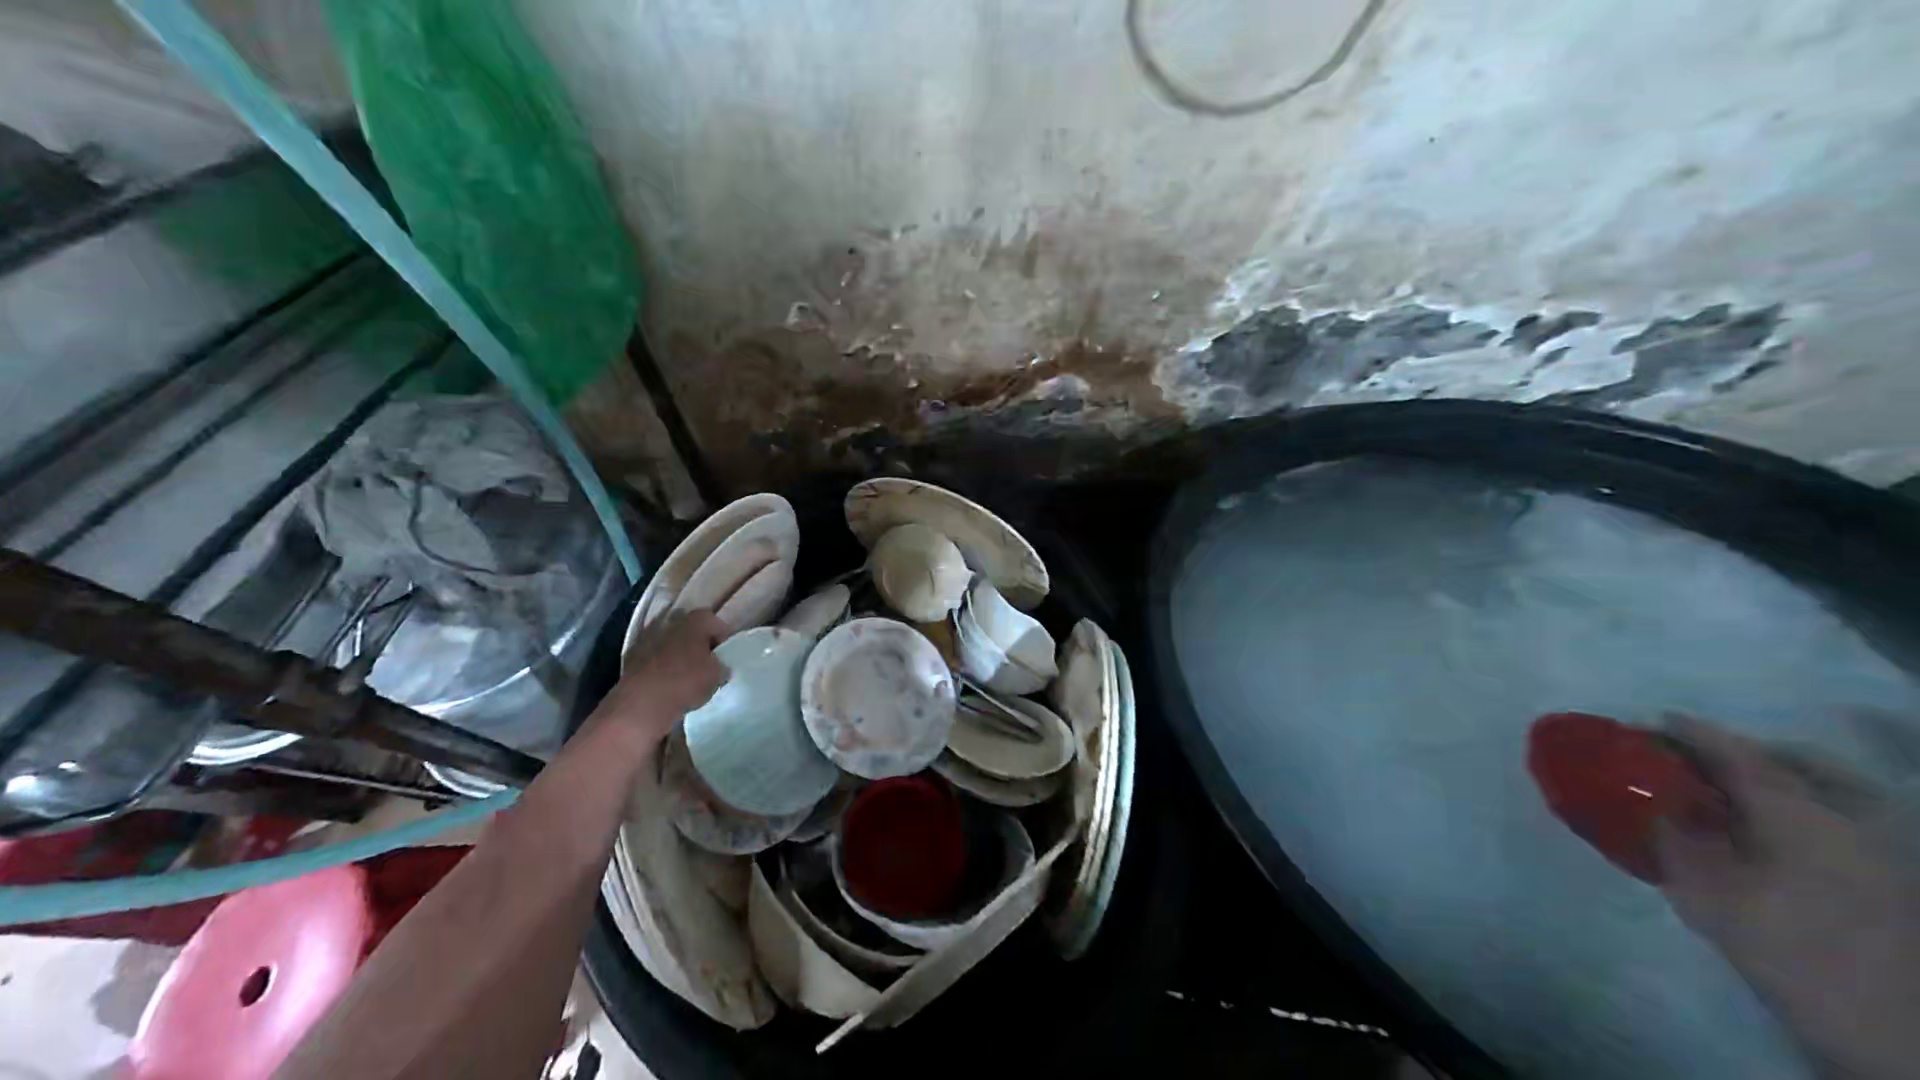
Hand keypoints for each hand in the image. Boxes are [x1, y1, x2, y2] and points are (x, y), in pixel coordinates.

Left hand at [587, 609, 729, 752]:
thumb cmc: (686, 682)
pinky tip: (672, 688)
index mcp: (694, 621)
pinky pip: (657, 662)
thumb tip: (719, 667)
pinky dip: (665, 671)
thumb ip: (722, 666)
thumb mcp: (718, 675)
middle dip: (701, 647)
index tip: (727, 657)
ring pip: (673, 647)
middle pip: (692, 632)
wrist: (641, 705)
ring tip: (691, 680)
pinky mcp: (633, 661)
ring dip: (682, 659)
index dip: (723, 638)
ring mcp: (649, 641)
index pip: (715, 622)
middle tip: (711, 667)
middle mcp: (671, 624)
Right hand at [1656, 718, 1919, 1079]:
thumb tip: (1652, 803)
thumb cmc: (1789, 947)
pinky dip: (1798, 811)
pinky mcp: (1892, 880)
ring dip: (1773, 782)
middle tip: (1693, 759)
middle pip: (1795, 764)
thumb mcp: (1710, 894)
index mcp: (1798, 811)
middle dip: (1742, 753)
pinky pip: (1837, 821)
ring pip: (1824, 792)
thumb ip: (1676, 839)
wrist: (1895, 1033)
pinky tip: (1770, 834)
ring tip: (1728, 795)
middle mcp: (1848, 817)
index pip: (1737, 754)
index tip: (1654, 720)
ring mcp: (1880, 849)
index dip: (1692, 733)